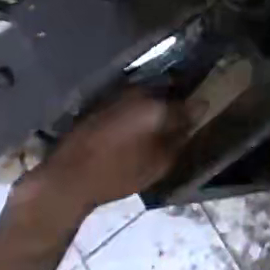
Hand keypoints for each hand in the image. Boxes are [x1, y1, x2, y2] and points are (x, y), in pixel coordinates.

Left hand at [17, 92, 188, 225]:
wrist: (67, 178)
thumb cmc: (117, 174)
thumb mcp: (158, 164)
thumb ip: (180, 138)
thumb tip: (195, 118)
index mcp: (157, 106)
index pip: (189, 102)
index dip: (198, 109)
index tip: (203, 115)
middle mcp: (139, 92)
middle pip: (167, 91)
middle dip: (176, 102)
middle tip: (181, 120)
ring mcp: (118, 94)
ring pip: (148, 93)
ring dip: (156, 103)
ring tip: (159, 124)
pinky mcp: (102, 102)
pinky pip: (130, 100)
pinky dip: (138, 108)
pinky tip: (136, 126)